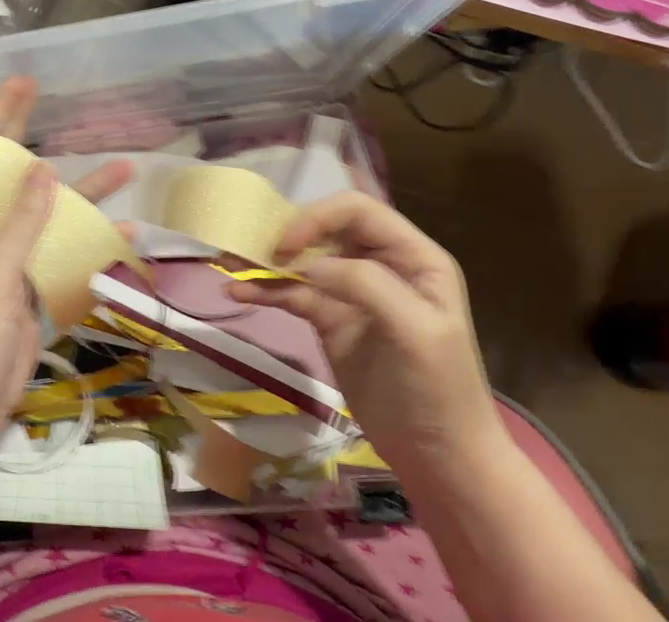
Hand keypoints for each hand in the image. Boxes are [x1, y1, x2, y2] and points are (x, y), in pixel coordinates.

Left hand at [0, 77, 130, 491]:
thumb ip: (22, 221)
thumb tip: (44, 168)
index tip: (21, 83)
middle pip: (9, 174)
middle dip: (31, 136)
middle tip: (49, 96)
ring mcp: (3, 256)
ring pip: (44, 212)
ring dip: (81, 194)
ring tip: (127, 167)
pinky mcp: (24, 283)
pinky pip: (58, 249)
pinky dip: (87, 239)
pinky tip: (125, 229)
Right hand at [227, 191, 506, 475]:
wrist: (439, 456)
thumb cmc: (439, 389)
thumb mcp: (416, 331)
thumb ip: (365, 285)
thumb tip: (306, 264)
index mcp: (414, 257)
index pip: (359, 212)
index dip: (319, 217)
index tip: (285, 246)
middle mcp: (382, 266)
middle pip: (326, 229)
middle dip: (287, 234)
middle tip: (249, 250)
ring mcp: (352, 294)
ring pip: (304, 261)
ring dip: (267, 261)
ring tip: (229, 264)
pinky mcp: (329, 321)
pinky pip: (293, 294)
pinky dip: (266, 291)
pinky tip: (239, 292)